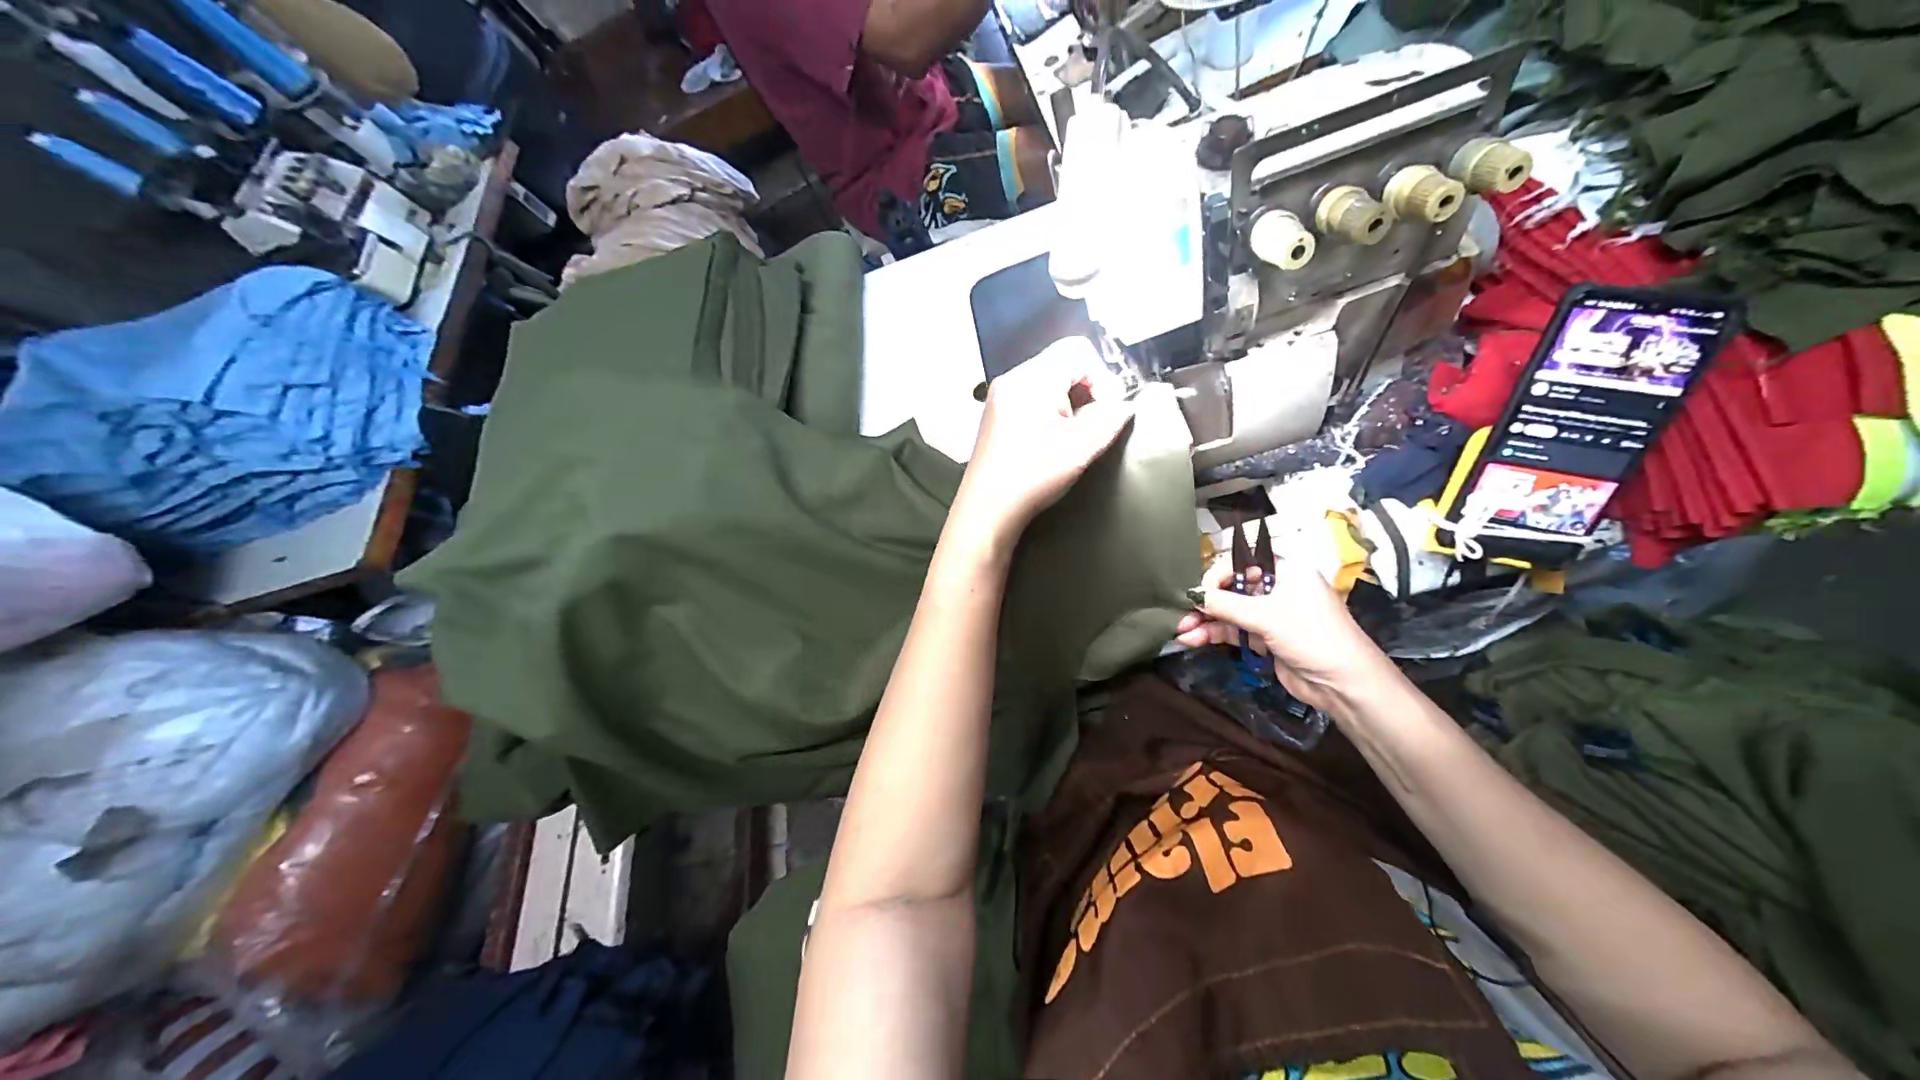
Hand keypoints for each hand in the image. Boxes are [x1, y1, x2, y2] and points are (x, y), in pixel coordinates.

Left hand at [948, 337, 1133, 547]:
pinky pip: (1032, 400)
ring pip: (1048, 383)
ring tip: (1071, 438)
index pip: (1078, 351)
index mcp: (1032, 378)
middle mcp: (1012, 380)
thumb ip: (1111, 417)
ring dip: (1068, 404)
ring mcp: (1000, 398)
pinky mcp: (996, 417)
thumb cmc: (1032, 476)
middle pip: (1062, 364)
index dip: (1102, 377)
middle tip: (1091, 426)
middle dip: (1086, 391)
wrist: (987, 510)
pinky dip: (1049, 414)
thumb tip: (1124, 404)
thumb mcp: (1083, 445)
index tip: (1108, 410)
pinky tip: (1051, 443)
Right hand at [1173, 552, 1389, 710]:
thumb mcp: (1266, 616)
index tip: (1199, 592)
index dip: (1217, 574)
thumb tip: (1193, 595)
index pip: (1242, 562)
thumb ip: (1225, 604)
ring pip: (1230, 611)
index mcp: (1286, 570)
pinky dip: (1214, 634)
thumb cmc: (1312, 635)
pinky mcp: (1265, 638)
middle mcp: (1278, 588)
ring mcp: (1271, 614)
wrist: (1344, 683)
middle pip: (1233, 588)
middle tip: (1182, 614)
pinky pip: (1234, 630)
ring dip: (1206, 621)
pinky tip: (1193, 640)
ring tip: (1182, 631)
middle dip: (1207, 602)